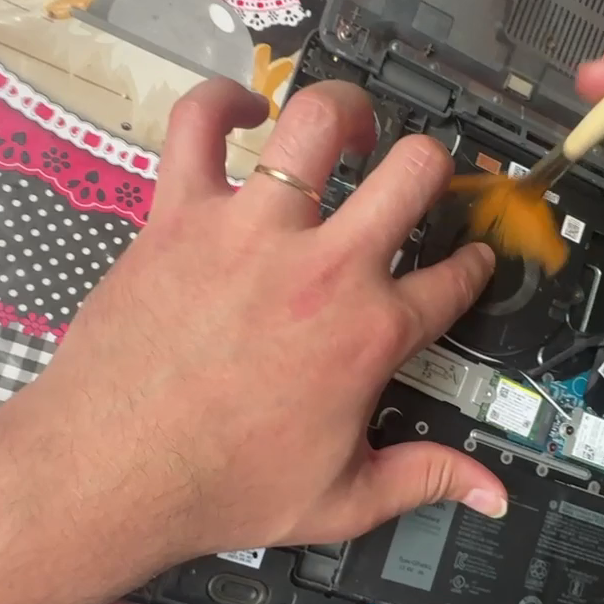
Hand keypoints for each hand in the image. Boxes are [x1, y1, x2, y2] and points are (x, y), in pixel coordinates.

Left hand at [0, 78, 505, 569]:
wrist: (113, 473)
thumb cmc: (225, 487)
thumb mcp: (345, 501)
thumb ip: (427, 480)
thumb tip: (490, 493)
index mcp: (370, 333)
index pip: (452, 281)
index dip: (473, 266)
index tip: (470, 261)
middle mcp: (324, 269)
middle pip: (413, 174)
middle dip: (435, 164)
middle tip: (423, 177)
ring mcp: (252, 232)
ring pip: (317, 126)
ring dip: (348, 112)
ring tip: (353, 125)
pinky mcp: (181, 217)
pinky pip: (197, 126)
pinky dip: (221, 103)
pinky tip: (242, 111)